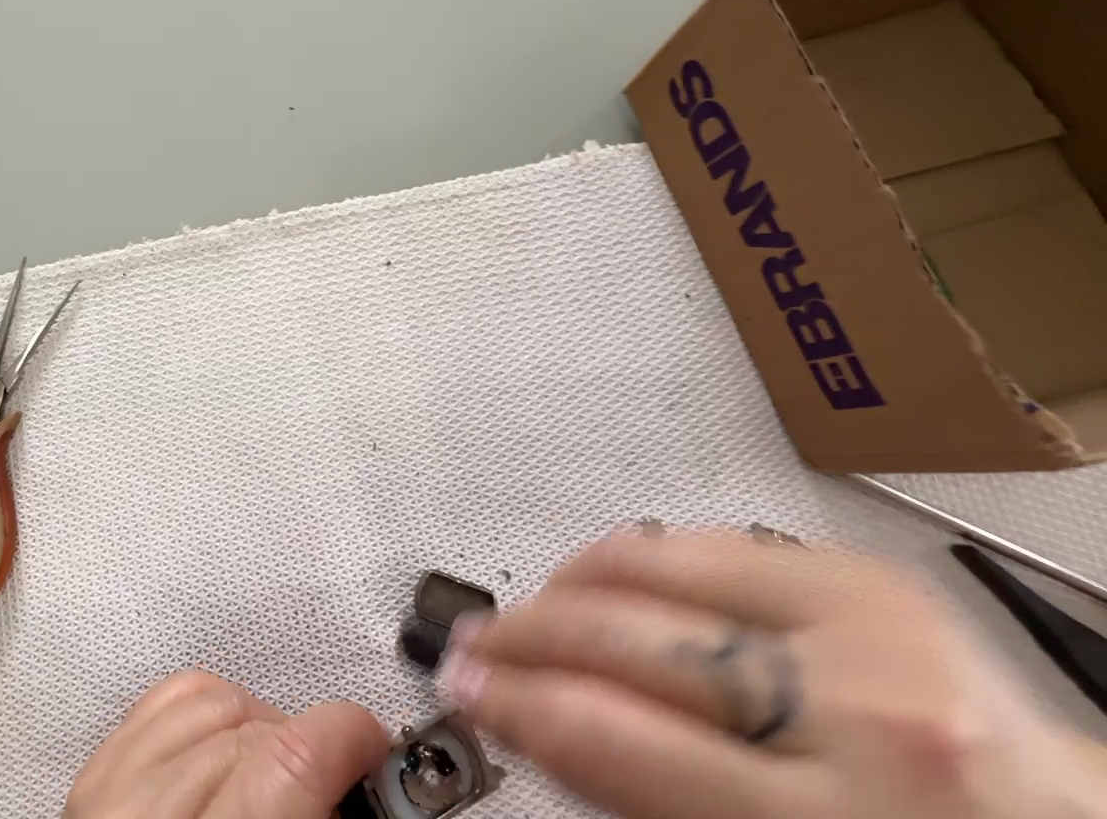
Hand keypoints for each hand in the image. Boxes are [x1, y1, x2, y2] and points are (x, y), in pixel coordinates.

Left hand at [66, 670, 388, 818]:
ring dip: (261, 728)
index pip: (289, 759)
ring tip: (279, 775)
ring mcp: (110, 789)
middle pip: (257, 732)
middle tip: (333, 790)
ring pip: (214, 703)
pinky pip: (169, 700)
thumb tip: (364, 786)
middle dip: (310, 750)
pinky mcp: (96, 772)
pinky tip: (231, 750)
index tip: (373, 750)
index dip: (348, 738)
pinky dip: (212, 712)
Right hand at [439, 532, 1106, 818]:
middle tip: (474, 643)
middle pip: (616, 634)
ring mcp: (870, 623)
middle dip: (518, 635)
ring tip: (529, 606)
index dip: (508, 703)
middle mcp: (857, 707)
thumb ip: (643, 794)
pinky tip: (605, 579)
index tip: (463, 689)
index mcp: (835, 817)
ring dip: (566, 584)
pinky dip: (637, 556)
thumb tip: (534, 725)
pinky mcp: (871, 576)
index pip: (603, 729)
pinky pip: (706, 542)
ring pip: (649, 562)